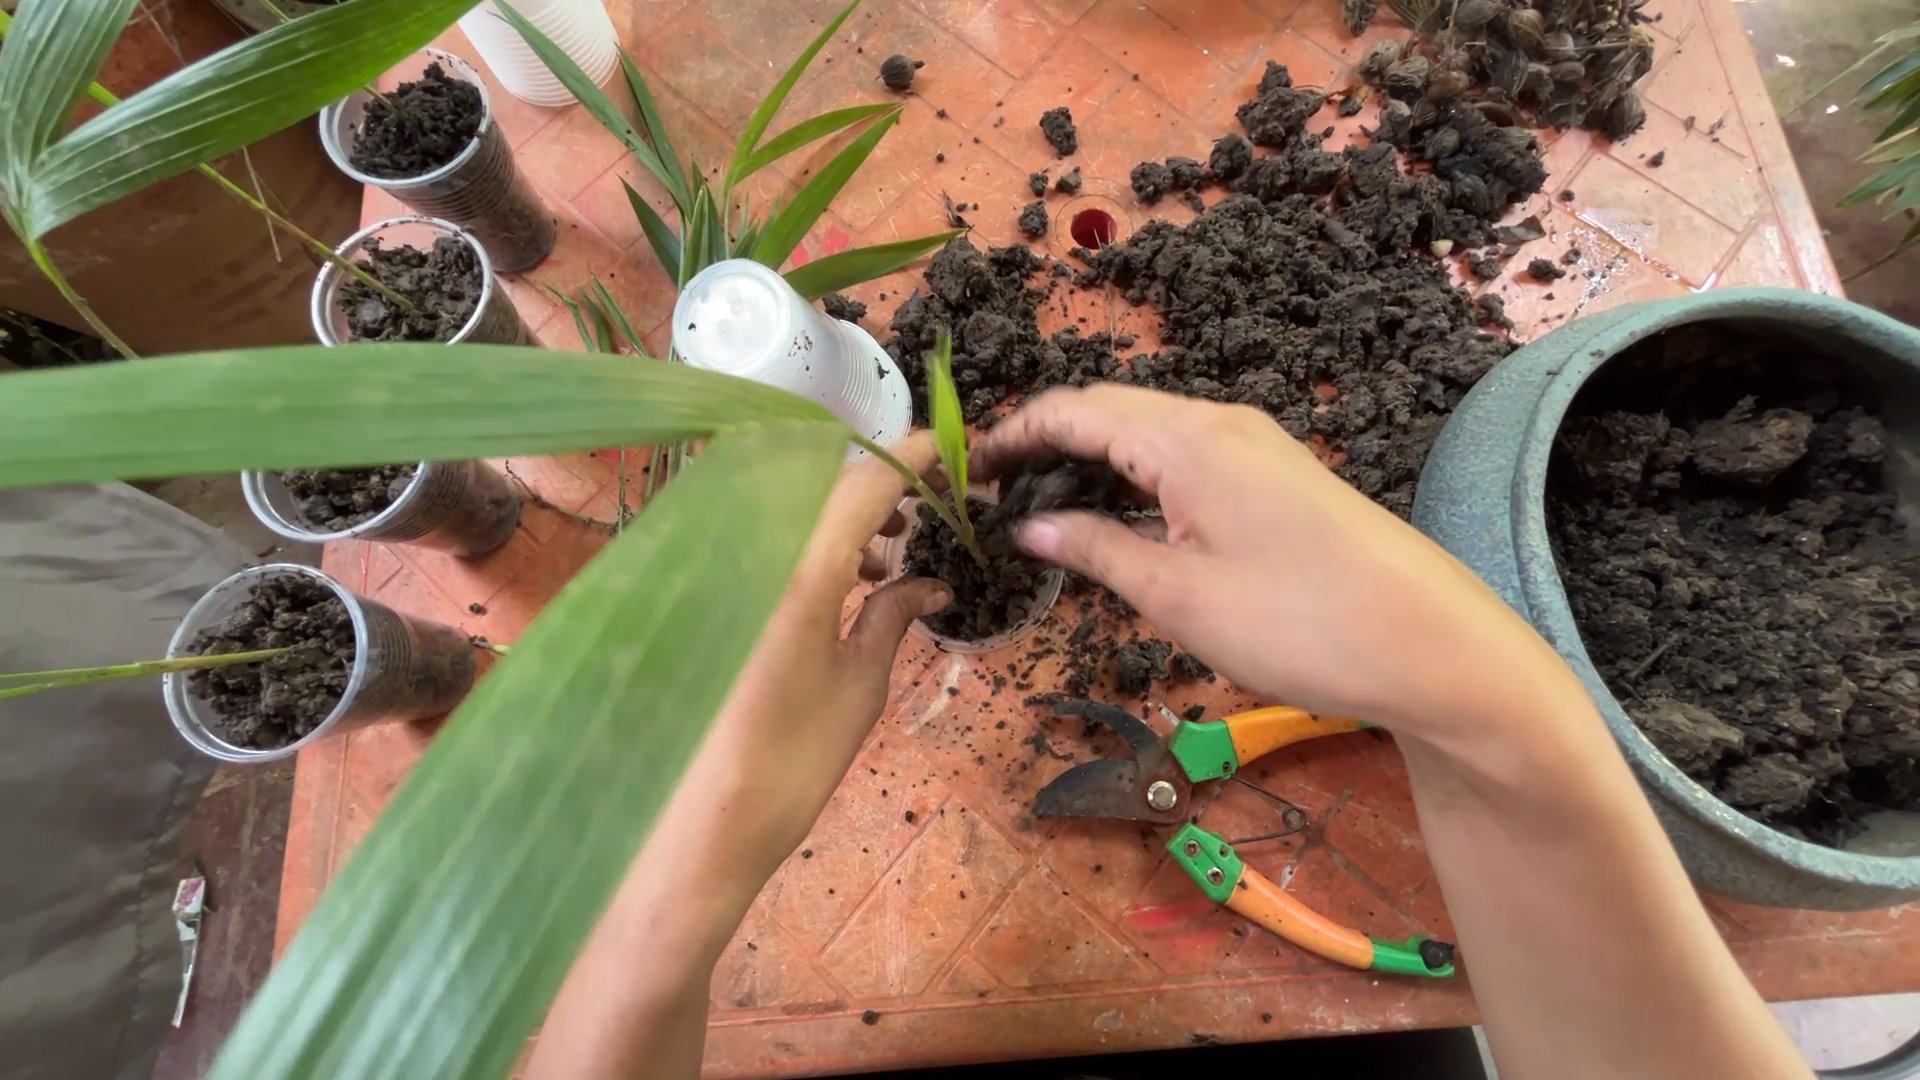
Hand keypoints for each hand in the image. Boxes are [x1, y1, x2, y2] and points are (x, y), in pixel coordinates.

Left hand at [678, 431, 949, 876]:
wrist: (700, 827)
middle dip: (881, 484)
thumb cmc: (792, 762)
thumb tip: (934, 584)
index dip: (912, 459)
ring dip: (846, 515)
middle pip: (823, 484)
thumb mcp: (859, 686)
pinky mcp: (707, 594)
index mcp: (801, 572)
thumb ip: (893, 616)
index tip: (952, 451)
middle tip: (928, 504)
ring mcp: (721, 571)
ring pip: (793, 509)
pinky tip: (845, 578)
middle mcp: (754, 554)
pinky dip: (812, 543)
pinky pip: (768, 539)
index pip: (862, 484)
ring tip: (892, 549)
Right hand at [973, 385, 1558, 737]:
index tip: (969, 467)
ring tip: (1040, 511)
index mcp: (1186, 437)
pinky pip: (1179, 461)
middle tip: (997, 495)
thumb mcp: (1176, 593)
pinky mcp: (1269, 477)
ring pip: (1143, 437)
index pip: (1074, 410)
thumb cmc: (1296, 622)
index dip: (1014, 433)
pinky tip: (1112, 520)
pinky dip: (1131, 482)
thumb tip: (1028, 527)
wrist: (1434, 649)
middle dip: (1044, 444)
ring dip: (1087, 465)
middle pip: (1107, 413)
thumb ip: (1095, 549)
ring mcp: (1250, 447)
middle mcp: (1217, 423)